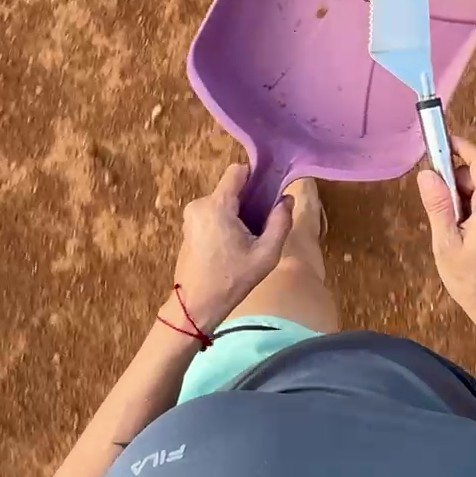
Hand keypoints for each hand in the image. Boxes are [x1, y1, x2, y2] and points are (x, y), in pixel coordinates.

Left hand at [171, 164, 293, 328]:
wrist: (196, 305)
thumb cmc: (232, 279)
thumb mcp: (266, 254)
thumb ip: (281, 222)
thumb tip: (287, 199)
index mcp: (217, 205)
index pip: (237, 171)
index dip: (256, 178)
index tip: (270, 194)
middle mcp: (200, 205)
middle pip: (232, 189)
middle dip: (249, 202)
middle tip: (261, 227)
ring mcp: (191, 217)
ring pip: (223, 203)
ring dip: (238, 215)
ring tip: (248, 241)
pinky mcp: (189, 228)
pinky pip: (213, 214)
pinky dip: (226, 223)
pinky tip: (233, 246)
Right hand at [416, 137, 475, 336]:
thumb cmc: (471, 280)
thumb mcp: (446, 244)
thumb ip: (438, 206)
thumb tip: (427, 174)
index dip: (461, 146)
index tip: (440, 141)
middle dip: (453, 181)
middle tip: (436, 208)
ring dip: (458, 199)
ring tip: (448, 230)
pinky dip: (466, 210)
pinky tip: (458, 236)